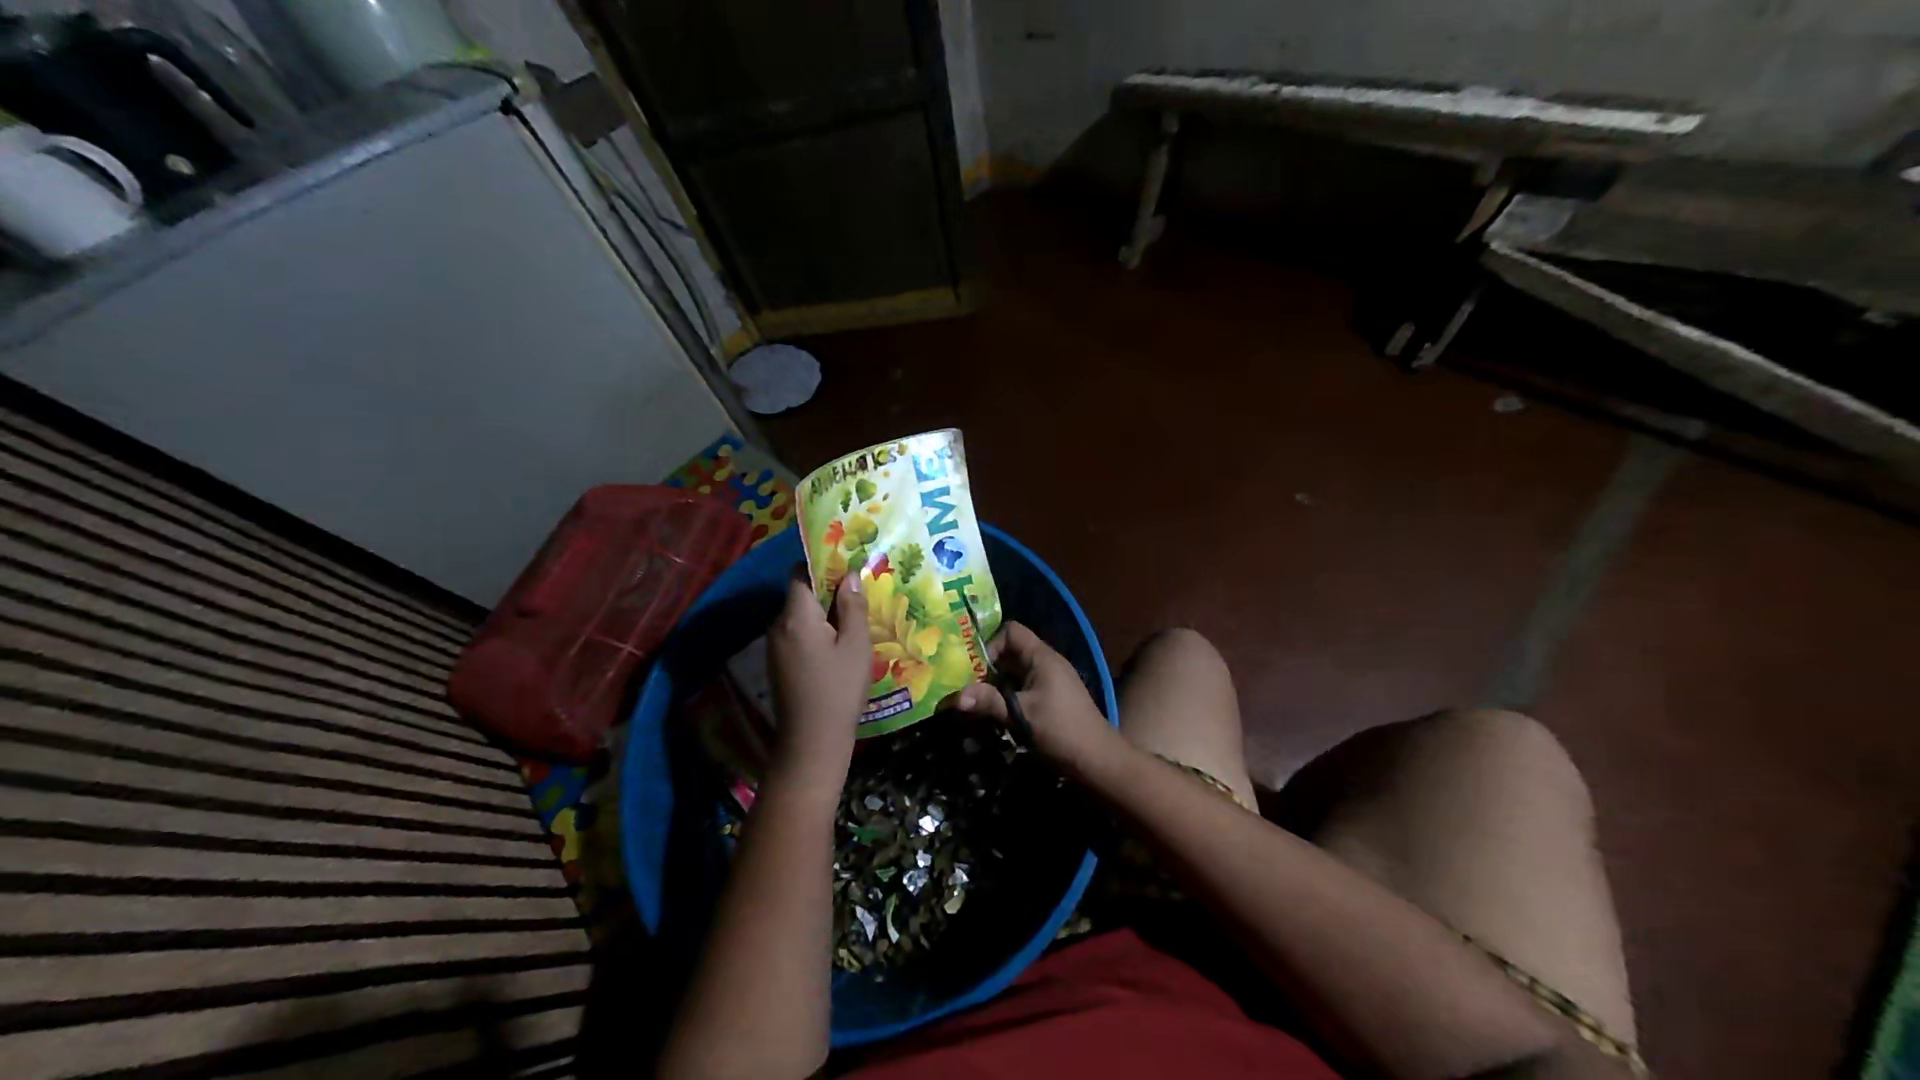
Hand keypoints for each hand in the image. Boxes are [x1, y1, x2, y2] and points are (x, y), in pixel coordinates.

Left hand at [766, 574, 870, 784]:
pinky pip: (797, 635)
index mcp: (796, 616)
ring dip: (822, 614)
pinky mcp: (778, 664)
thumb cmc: (839, 689)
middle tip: (858, 596)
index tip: (848, 568)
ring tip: (853, 622)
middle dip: (827, 592)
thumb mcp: (856, 645)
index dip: (823, 567)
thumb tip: (850, 575)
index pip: (800, 574)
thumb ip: (852, 606)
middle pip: (799, 595)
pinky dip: (815, 633)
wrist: (812, 741)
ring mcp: (774, 647)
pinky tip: (838, 647)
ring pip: (799, 617)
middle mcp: (778, 626)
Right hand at [951, 622, 1117, 773]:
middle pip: (1011, 652)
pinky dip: (1009, 695)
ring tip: (979, 701)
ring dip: (997, 684)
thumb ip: (989, 702)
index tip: (977, 669)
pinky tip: (998, 713)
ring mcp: (1052, 680)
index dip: (991, 644)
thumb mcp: (1021, 715)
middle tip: (968, 685)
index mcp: (1043, 657)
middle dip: (988, 667)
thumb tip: (955, 697)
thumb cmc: (1061, 731)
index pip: (1012, 631)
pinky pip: (1024, 686)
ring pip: (1016, 672)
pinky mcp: (1052, 698)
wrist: (1098, 760)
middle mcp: (1047, 663)